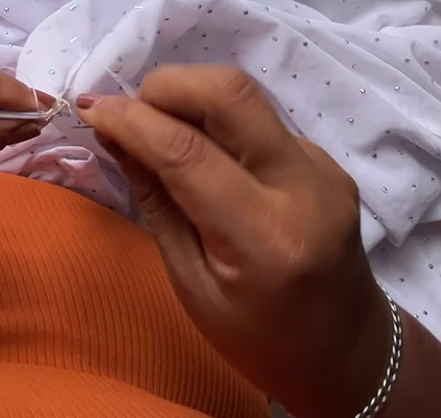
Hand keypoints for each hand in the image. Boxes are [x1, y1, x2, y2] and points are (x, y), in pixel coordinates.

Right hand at [77, 68, 389, 417]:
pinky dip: (210, 116)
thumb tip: (108, 130)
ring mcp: (321, 166)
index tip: (88, 108)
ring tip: (153, 126)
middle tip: (127, 111)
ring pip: (242, 93)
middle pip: (230, 93)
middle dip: (164, 86)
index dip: (129, 119)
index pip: (187, 151)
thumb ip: (153, 198)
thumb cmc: (258, 337)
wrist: (351, 355)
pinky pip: (254, 115)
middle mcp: (304, 188)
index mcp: (267, 238)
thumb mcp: (189, 281)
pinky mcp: (322, 156)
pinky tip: (196, 149)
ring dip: (185, 94)